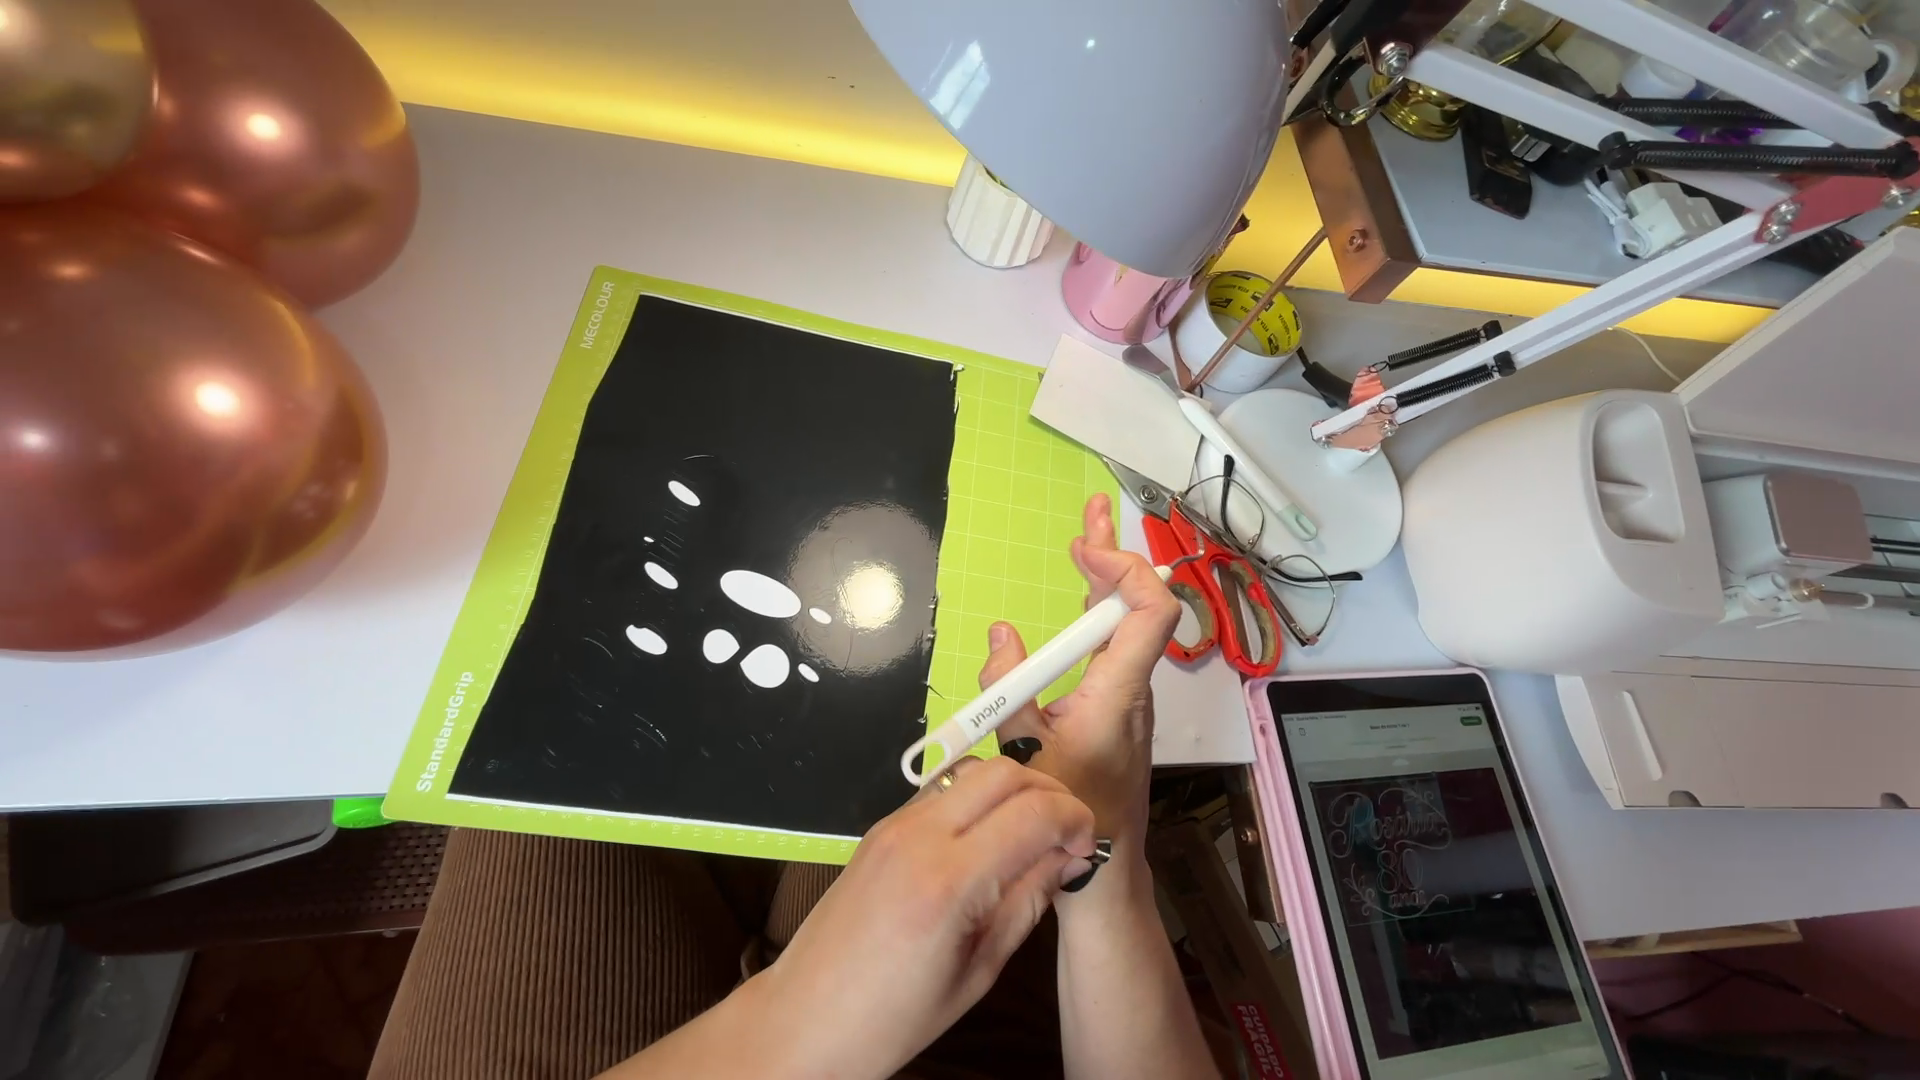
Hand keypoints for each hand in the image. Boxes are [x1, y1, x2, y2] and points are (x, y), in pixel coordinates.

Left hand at [751, 757, 1096, 1077]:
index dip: (1074, 819)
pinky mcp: (881, 826)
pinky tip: (990, 835)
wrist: (806, 1016)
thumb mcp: (979, 969)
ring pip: (972, 772)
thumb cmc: (897, 1015)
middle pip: (1002, 772)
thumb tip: (1069, 855)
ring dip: (1013, 788)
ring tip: (1034, 830)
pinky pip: (943, 791)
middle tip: (1068, 829)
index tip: (1087, 843)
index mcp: (948, 882)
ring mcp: (894, 824)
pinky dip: (979, 798)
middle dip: (1048, 790)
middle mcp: (919, 835)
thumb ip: (1028, 899)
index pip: (1032, 813)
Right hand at [984, 493, 1180, 843]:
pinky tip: (1082, 595)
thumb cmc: (1065, 816)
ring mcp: (1130, 696)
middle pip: (1137, 608)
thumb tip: (1003, 634)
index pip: (1150, 617)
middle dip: (1113, 556)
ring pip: (1126, 625)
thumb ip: (1010, 689)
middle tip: (1091, 513)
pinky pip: (1114, 645)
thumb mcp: (1020, 753)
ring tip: (1086, 539)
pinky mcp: (1119, 704)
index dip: (1126, 573)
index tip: (1085, 551)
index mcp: (1116, 696)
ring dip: (1107, 579)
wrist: (1104, 867)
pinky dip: (1099, 611)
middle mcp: (1133, 688)